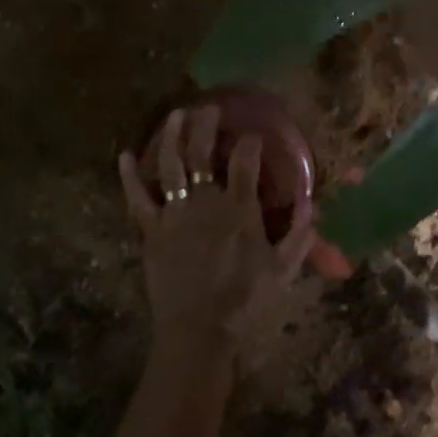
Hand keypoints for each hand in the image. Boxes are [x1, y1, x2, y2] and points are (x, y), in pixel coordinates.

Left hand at [118, 106, 311, 352]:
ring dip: (171, 136)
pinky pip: (137, 198)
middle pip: (203, 153)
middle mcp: (205, 202)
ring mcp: (174, 213)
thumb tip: (313, 204)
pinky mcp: (151, 230)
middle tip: (209, 107)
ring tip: (175, 115)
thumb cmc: (245, 300)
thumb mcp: (283, 269)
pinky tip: (125, 156)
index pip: (246, 162)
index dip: (250, 143)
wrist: (198, 329)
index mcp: (239, 209)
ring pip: (170, 165)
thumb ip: (299, 234)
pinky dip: (130, 176)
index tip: (253, 134)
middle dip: (206, 126)